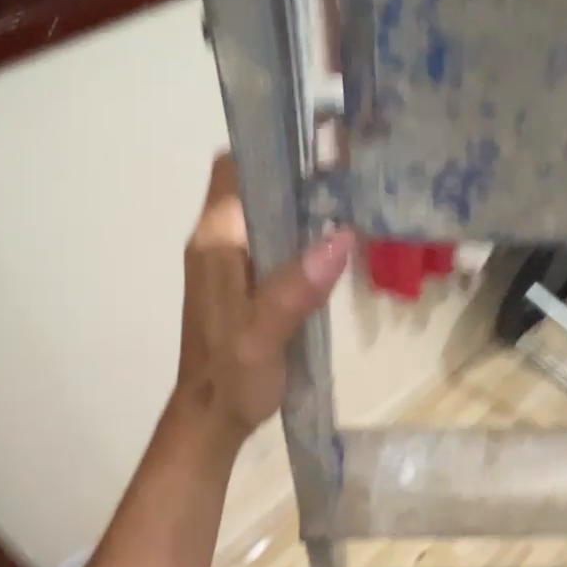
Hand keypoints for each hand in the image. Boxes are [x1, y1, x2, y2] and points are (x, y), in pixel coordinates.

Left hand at [174, 153, 352, 442]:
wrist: (213, 419)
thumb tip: (341, 237)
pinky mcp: (247, 286)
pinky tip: (336, 248)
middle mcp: (219, 243)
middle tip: (352, 173)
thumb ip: (296, 286)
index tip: (320, 147)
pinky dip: (303, 240)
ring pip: (269, 217)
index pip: (234, 169)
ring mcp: (233, 264)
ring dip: (305, 209)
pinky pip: (276, 247)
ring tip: (353, 202)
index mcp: (215, 242)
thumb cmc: (232, 376)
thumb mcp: (264, 333)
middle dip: (299, 178)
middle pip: (257, 188)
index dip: (272, 150)